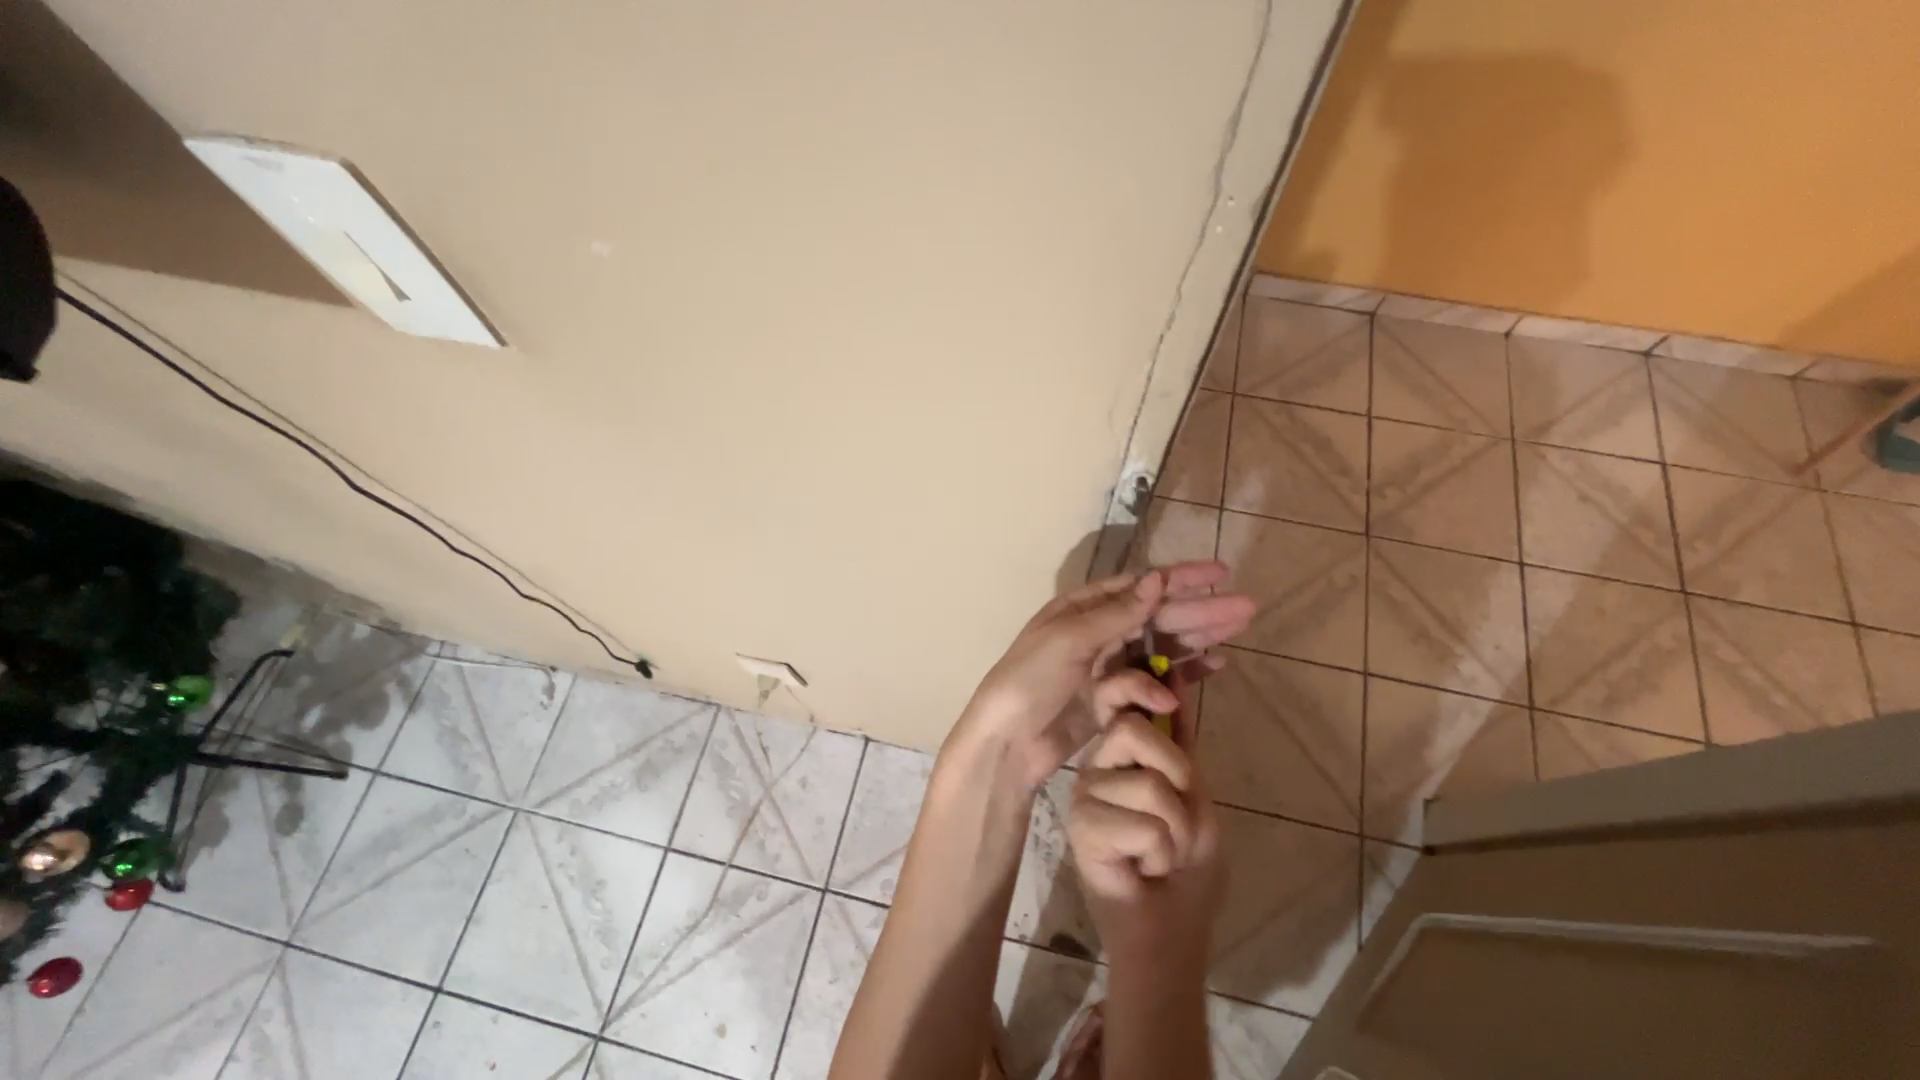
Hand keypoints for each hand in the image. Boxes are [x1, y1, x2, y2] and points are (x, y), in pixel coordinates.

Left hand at [944, 562, 1251, 789]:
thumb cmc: (1031, 681)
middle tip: (1247, 609)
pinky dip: (1183, 672)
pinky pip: (1156, 678)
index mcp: (1084, 608)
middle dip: (1202, 610)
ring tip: (1238, 634)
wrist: (1008, 741)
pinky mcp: (1116, 698)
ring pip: (1162, 645)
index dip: (1182, 579)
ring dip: (1198, 638)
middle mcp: (1099, 631)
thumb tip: (1157, 578)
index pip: (1141, 586)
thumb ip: (1116, 613)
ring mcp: (1108, 665)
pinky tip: (1214, 666)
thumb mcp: (1070, 639)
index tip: (1222, 575)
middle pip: (1159, 615)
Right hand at [1067, 705, 1223, 948]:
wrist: (1170, 926)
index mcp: (1120, 754)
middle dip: (1176, 775)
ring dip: (1178, 830)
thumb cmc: (1184, 863)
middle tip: (1177, 816)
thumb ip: (1180, 739)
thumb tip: (1170, 671)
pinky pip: (1143, 825)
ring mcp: (1084, 795)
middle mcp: (1096, 766)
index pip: (1120, 700)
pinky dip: (1162, 854)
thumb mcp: (1193, 792)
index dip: (1136, 687)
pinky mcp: (1080, 828)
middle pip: (1133, 730)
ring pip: (1149, 785)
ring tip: (1161, 853)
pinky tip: (1142, 868)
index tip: (1165, 688)